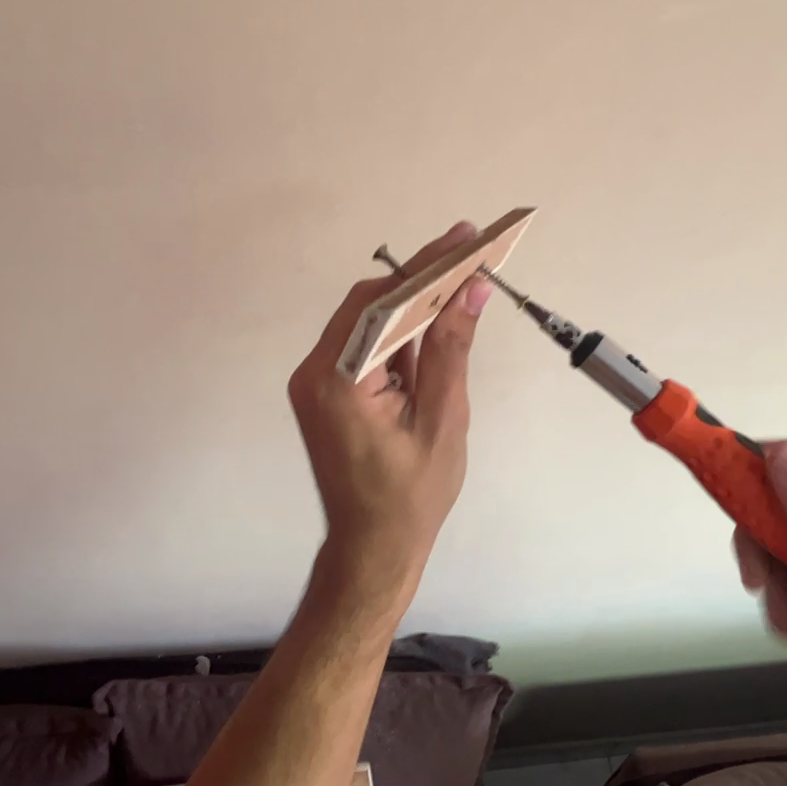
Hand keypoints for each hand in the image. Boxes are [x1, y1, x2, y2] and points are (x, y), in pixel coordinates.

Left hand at [287, 222, 491, 595]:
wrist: (372, 547)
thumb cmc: (411, 497)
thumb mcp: (442, 419)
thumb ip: (451, 349)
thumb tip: (471, 289)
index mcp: (338, 382)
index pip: (383, 304)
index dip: (426, 267)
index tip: (464, 238)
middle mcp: (315, 374)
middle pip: (369, 306)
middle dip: (420, 281)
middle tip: (469, 257)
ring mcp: (315, 383)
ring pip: (366, 323)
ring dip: (411, 307)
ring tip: (459, 284)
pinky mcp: (325, 392)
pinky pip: (363, 347)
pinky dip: (398, 336)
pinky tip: (433, 325)